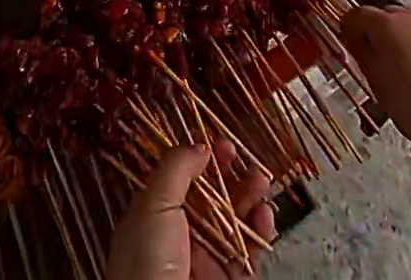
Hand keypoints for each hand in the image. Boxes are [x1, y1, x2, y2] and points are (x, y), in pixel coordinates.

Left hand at [107, 140, 275, 279]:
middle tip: (246, 160)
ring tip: (262, 182)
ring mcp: (206, 261)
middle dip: (232, 175)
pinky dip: (261, 229)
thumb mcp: (153, 206)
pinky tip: (264, 214)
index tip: (222, 144)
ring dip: (251, 196)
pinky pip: (251, 250)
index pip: (181, 179)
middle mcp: (180, 239)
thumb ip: (177, 168)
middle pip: (212, 197)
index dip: (202, 158)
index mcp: (154, 219)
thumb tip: (199, 144)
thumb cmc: (147, 267)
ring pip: (235, 219)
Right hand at [339, 6, 410, 158]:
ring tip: (405, 75)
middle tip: (375, 63)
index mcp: (390, 26)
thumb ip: (366, 58)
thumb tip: (356, 41)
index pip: (359, 14)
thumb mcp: (383, 90)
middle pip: (387, 16)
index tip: (348, 45)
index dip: (349, 28)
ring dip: (403, 41)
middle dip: (377, 33)